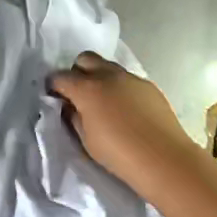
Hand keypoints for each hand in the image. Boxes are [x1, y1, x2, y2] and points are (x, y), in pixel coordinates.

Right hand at [48, 52, 208, 202]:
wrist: (163, 157)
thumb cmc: (118, 153)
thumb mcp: (86, 140)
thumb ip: (74, 117)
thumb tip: (70, 106)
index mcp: (87, 89)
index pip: (61, 77)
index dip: (54, 86)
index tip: (55, 96)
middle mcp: (108, 76)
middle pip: (85, 59)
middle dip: (77, 71)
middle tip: (78, 93)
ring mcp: (131, 78)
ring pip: (108, 66)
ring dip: (99, 77)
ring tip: (103, 101)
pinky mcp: (148, 85)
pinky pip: (126, 78)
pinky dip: (119, 86)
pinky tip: (125, 108)